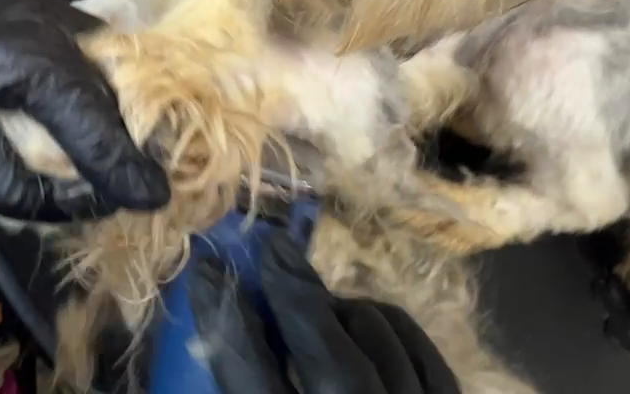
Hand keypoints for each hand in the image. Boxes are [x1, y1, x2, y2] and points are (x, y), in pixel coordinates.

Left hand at [0, 0, 168, 220]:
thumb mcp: (28, 68)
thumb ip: (91, 128)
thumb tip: (156, 194)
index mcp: (92, 48)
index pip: (141, 124)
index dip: (121, 166)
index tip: (85, 180)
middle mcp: (65, 77)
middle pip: (82, 165)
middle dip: (33, 168)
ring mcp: (21, 103)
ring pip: (33, 175)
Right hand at [187, 233, 460, 393]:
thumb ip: (244, 384)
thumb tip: (218, 335)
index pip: (253, 377)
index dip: (224, 314)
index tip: (203, 268)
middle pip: (330, 356)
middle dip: (293, 293)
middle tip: (270, 248)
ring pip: (382, 352)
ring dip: (342, 310)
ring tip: (313, 297)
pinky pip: (426, 359)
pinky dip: (392, 328)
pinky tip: (366, 318)